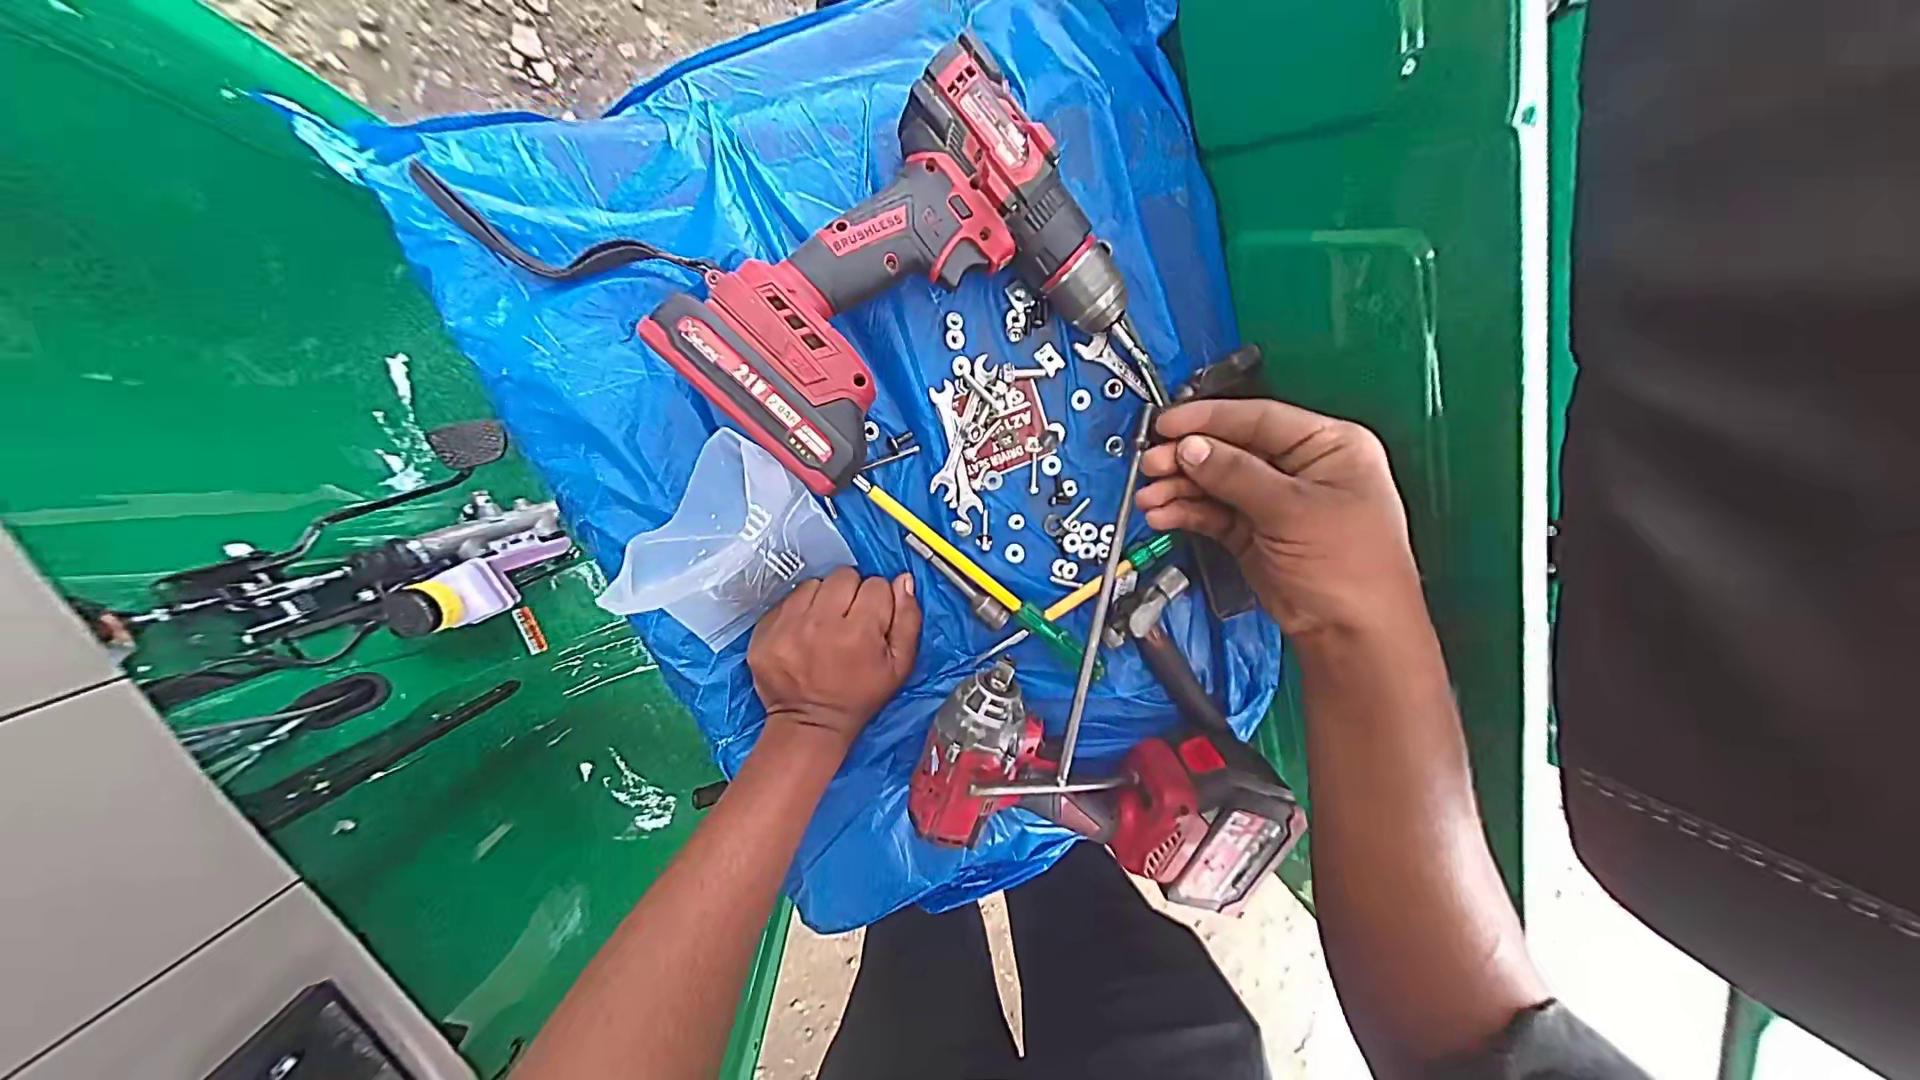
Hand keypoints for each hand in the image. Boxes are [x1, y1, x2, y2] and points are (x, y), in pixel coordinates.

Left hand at [747, 567, 920, 750]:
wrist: (809, 724)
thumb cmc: (860, 696)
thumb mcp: (900, 666)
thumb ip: (908, 619)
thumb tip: (904, 581)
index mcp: (858, 632)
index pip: (876, 584)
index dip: (878, 600)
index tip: (873, 620)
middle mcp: (820, 623)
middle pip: (844, 576)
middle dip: (851, 593)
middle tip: (849, 619)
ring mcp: (788, 626)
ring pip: (815, 583)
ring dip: (824, 598)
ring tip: (825, 624)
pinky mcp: (765, 631)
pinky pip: (788, 599)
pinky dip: (799, 609)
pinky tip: (805, 631)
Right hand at [1135, 399, 1423, 638]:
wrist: (1349, 634)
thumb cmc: (1352, 569)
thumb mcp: (1293, 510)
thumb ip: (1237, 474)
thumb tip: (1193, 447)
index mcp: (1327, 446)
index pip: (1258, 419)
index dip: (1210, 419)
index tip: (1170, 423)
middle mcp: (1297, 468)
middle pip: (1229, 450)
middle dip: (1187, 458)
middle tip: (1153, 463)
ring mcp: (1271, 501)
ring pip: (1213, 482)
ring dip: (1179, 488)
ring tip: (1151, 496)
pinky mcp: (1250, 530)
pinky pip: (1210, 512)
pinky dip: (1185, 512)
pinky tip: (1164, 514)